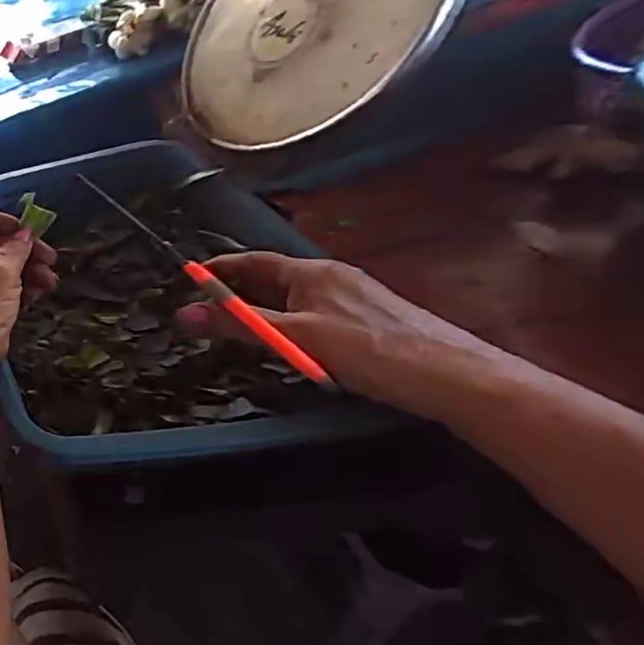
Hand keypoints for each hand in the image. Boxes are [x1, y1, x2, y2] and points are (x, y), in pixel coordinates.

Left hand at [0, 211, 58, 363]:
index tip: (26, 228)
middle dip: (28, 248)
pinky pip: (11, 285)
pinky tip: (38, 295)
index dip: (1, 219)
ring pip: (10, 265)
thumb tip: (25, 232)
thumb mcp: (4, 270)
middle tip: (51, 259)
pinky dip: (26, 286)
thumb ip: (16, 248)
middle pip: (1, 243)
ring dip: (32, 269)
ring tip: (49, 283)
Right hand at [175, 252, 501, 415]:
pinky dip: (287, 327)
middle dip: (234, 294)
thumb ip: (239, 324)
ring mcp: (353, 301)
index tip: (185, 282)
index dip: (216, 270)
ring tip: (236, 334)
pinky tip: (286, 349)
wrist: (463, 382)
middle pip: (270, 280)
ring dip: (260, 313)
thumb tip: (182, 313)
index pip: (251, 262)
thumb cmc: (373, 351)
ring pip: (291, 301)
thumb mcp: (296, 337)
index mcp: (313, 273)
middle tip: (202, 315)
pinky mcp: (368, 323)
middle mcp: (332, 280)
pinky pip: (311, 317)